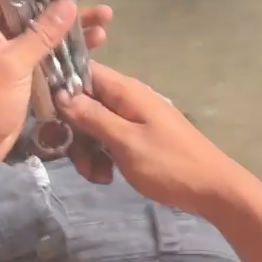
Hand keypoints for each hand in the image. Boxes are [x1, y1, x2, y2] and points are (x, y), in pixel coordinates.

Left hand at [0, 0, 113, 173]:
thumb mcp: (12, 65)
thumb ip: (41, 34)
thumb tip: (67, 4)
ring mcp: (7, 49)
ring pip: (40, 24)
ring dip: (69, 20)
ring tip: (102, 14)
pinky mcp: (20, 70)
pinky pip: (46, 49)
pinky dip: (67, 44)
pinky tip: (95, 41)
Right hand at [56, 64, 249, 213]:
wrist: (213, 189)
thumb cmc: (170, 163)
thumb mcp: (126, 142)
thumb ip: (93, 117)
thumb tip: (61, 94)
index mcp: (125, 91)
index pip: (83, 72)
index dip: (62, 89)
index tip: (48, 115)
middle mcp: (127, 98)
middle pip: (85, 104)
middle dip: (75, 132)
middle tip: (79, 162)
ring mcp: (133, 118)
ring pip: (94, 125)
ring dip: (88, 151)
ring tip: (97, 176)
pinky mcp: (137, 136)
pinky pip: (108, 140)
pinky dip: (102, 158)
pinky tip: (107, 177)